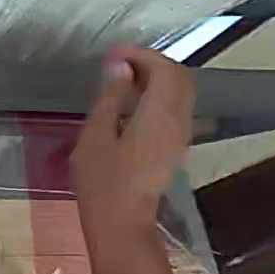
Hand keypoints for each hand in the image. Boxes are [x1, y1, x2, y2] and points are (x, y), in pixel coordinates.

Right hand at [70, 48, 195, 246]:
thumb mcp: (95, 137)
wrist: (121, 221)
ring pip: (179, 92)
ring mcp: (179, 134)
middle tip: (117, 62)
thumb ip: (109, 100)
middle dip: (151, 63)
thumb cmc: (101, 181)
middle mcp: (178, 120)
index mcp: (159, 115)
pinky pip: (173, 107)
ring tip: (121, 79)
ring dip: (155, 78)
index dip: (141, 55)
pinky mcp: (173, 145)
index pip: (164, 70)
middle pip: (178, 78)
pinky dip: (156, 94)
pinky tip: (131, 102)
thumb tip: (119, 68)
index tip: (113, 53)